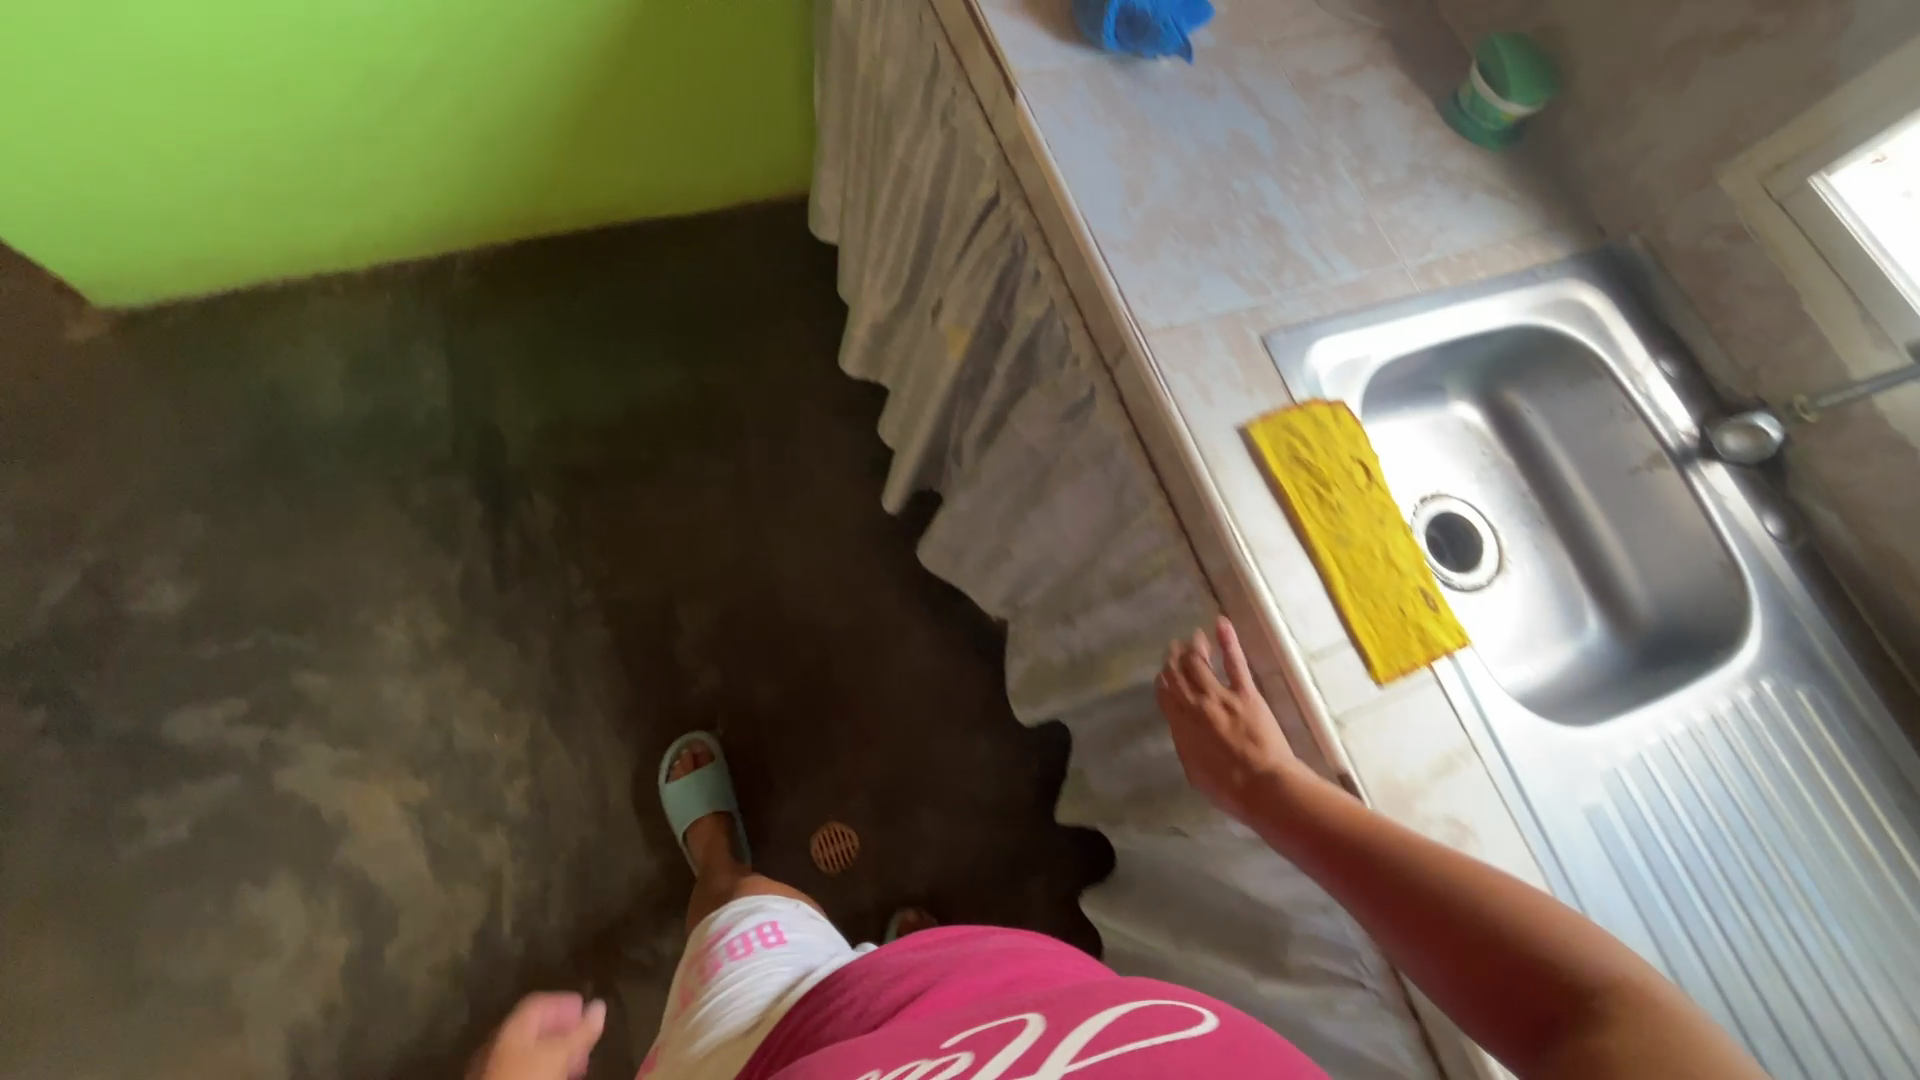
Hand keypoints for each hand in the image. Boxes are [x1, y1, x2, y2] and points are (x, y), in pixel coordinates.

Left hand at [469, 993, 606, 1079]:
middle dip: (562, 1027)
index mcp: (513, 1025)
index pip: (539, 1000)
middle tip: (584, 1035)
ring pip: (529, 1049)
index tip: (585, 1008)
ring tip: (576, 1060)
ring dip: (555, 1049)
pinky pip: (523, 1067)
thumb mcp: (560, 1053)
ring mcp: (492, 1065)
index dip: (564, 1001)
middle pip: (534, 1025)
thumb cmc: (527, 1077)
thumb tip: (600, 1005)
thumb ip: (582, 1029)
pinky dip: (543, 1066)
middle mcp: (499, 1040)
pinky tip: (557, 1074)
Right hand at [1156, 617, 1299, 823]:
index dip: (1163, 681)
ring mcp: (1220, 697)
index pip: (1166, 695)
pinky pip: (1234, 663)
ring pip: (1199, 664)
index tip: (1162, 673)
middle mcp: (1195, 706)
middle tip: (1173, 647)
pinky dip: (1227, 641)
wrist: (1263, 787)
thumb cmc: (1229, 789)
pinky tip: (1220, 624)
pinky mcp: (1245, 693)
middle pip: (1179, 675)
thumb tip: (1182, 732)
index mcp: (1181, 727)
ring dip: (1194, 647)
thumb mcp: (1194, 773)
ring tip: (1192, 636)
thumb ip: (1186, 746)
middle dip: (1174, 659)